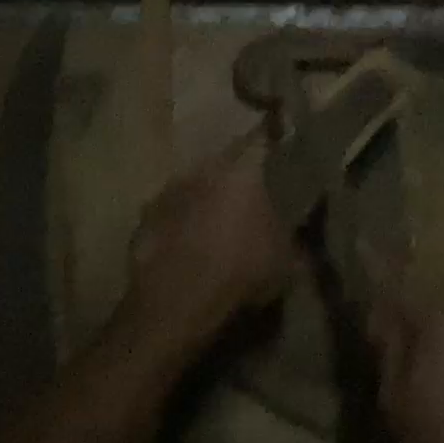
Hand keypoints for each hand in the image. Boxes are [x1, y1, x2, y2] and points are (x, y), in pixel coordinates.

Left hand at [128, 130, 293, 335]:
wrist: (178, 299)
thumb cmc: (241, 270)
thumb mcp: (286, 260)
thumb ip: (292, 237)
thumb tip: (300, 234)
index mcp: (243, 169)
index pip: (263, 142)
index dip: (273, 148)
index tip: (281, 157)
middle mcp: (203, 169)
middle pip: (223, 165)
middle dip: (235, 181)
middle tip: (248, 203)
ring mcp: (168, 191)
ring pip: (193, 188)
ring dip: (204, 202)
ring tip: (215, 230)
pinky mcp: (143, 218)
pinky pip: (169, 215)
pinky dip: (178, 226)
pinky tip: (186, 249)